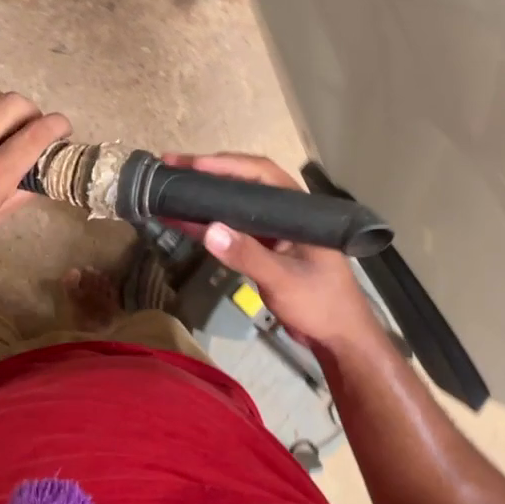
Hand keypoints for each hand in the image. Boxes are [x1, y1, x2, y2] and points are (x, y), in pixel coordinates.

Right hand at [159, 153, 382, 351]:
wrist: (338, 339)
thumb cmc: (321, 304)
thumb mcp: (284, 280)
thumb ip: (248, 255)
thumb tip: (209, 230)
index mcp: (299, 210)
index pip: (260, 174)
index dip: (226, 165)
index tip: (192, 165)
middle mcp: (285, 214)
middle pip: (242, 184)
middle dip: (207, 176)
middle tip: (170, 168)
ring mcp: (274, 233)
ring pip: (234, 207)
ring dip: (202, 200)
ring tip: (166, 191)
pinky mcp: (264, 251)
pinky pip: (232, 231)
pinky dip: (207, 226)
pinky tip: (180, 222)